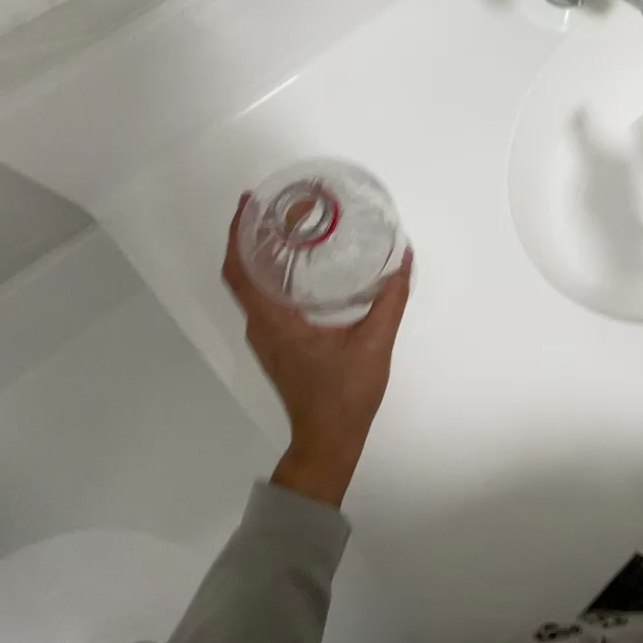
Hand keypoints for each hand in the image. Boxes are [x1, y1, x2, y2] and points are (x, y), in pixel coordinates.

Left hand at [222, 194, 413, 505]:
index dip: (238, 233)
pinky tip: (300, 265)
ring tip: (288, 227)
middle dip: (250, 235)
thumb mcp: (375, 342)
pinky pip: (264, 300)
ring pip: (252, 287)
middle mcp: (262, 327)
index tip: (249, 203)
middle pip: (241, 273)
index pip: (239, 270)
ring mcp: (267, 337)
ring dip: (260, 255)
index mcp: (274, 322)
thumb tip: (405, 260)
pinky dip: (272, 274)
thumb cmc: (345, 394)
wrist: (330, 439)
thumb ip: (391, 299)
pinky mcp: (279, 344)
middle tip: (276, 206)